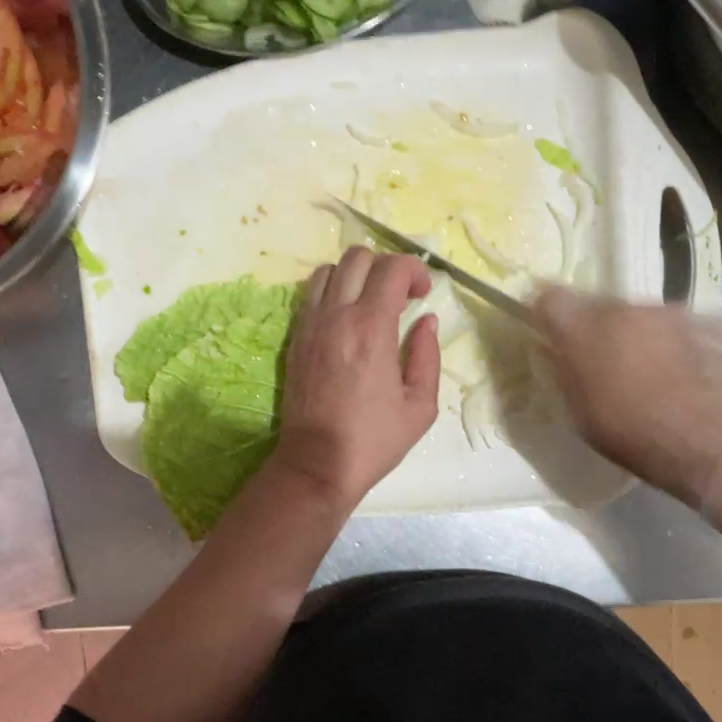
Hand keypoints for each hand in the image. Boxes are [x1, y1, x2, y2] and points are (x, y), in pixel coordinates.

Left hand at [271, 248, 440, 508]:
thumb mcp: (419, 407)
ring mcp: (310, 326)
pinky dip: (331, 293)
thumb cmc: (374, 441)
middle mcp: (336, 317)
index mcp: (371, 329)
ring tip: (369, 303)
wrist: (317, 464)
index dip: (414, 270)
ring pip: (328, 270)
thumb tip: (426, 322)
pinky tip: (346, 320)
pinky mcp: (295, 340)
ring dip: (354, 276)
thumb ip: (426, 357)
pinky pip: (310, 296)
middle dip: (385, 266)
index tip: (423, 294)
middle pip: (357, 257)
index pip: (391, 268)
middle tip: (399, 296)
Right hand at [532, 288, 721, 523]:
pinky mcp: (718, 322)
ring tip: (659, 384)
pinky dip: (684, 350)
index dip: (547, 313)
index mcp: (586, 329)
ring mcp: (678, 311)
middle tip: (609, 372)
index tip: (549, 333)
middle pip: (604, 309)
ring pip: (648, 320)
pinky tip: (695, 384)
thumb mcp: (584, 417)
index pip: (550, 297)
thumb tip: (561, 354)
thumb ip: (568, 375)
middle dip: (602, 333)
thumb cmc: (639, 438)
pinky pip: (687, 331)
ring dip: (645, 342)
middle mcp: (629, 307)